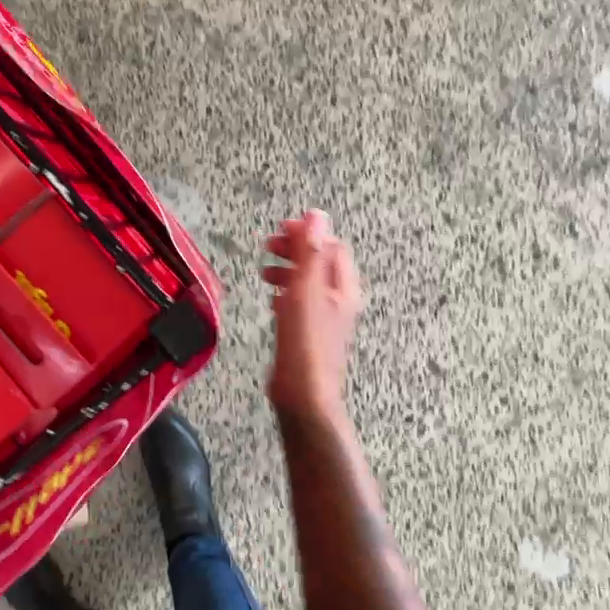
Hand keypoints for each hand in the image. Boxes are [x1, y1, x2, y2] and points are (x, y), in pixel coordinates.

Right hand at [261, 210, 363, 417]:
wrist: (304, 394)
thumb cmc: (306, 342)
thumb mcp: (306, 290)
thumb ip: (311, 252)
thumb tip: (317, 215)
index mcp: (344, 287)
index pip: (333, 246)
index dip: (309, 233)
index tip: (281, 230)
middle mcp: (340, 300)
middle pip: (321, 262)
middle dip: (296, 249)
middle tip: (269, 246)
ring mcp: (326, 318)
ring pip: (309, 282)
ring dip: (289, 269)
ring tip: (265, 271)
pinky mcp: (310, 333)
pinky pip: (300, 302)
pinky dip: (286, 292)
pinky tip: (273, 299)